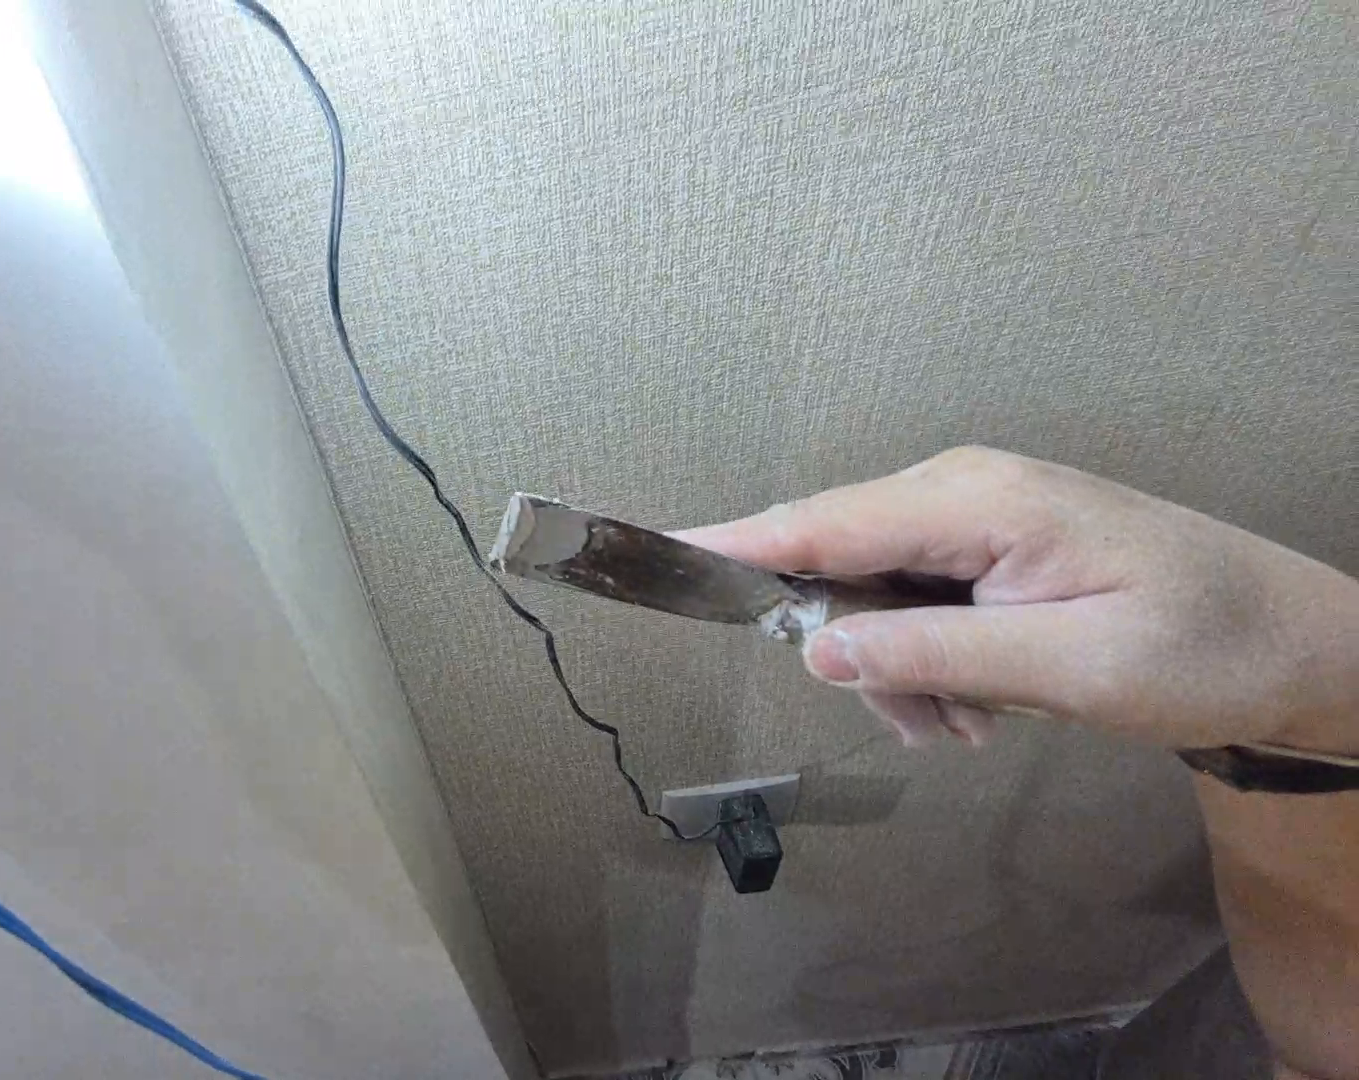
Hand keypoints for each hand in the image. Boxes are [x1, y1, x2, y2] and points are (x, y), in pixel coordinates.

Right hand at [679, 447, 1358, 752]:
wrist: (1310, 645)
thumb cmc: (1208, 646)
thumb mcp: (1070, 664)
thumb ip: (931, 652)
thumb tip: (815, 652)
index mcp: (971, 501)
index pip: (820, 521)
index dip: (736, 542)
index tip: (662, 551)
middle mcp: (947, 492)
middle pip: (829, 560)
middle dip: (849, 644)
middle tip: (921, 720)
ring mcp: (955, 514)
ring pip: (858, 590)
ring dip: (891, 664)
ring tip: (964, 721)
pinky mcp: (964, 542)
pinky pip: (894, 597)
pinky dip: (914, 656)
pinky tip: (973, 697)